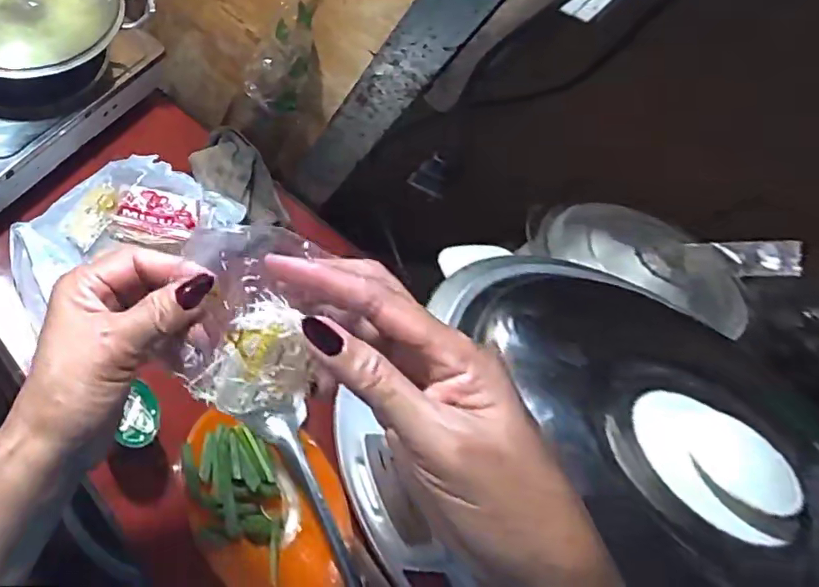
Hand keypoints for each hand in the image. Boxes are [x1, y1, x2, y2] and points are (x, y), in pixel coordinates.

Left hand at [7, 248, 215, 463]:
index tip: (212, 285)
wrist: (54, 443)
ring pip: (153, 309)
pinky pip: (153, 334)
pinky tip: (191, 358)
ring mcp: (108, 325)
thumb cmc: (76, 385)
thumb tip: (201, 284)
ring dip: (181, 322)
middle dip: (180, 297)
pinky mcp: (121, 351)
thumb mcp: (117, 345)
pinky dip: (173, 342)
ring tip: (207, 342)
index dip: (171, 268)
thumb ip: (158, 313)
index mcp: (84, 283)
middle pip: (146, 282)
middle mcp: (95, 297)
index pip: (133, 260)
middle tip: (217, 318)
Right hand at [265, 256, 621, 586]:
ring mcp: (422, 373)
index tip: (277, 263)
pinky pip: (361, 357)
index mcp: (454, 353)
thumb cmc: (501, 505)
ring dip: (324, 313)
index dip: (325, 277)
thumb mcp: (433, 440)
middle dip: (325, 279)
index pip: (380, 300)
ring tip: (280, 308)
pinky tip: (308, 357)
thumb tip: (311, 325)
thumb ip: (373, 379)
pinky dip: (331, 350)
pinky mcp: (407, 396)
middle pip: (374, 296)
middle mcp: (436, 351)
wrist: (544, 569)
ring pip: (363, 325)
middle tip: (274, 272)